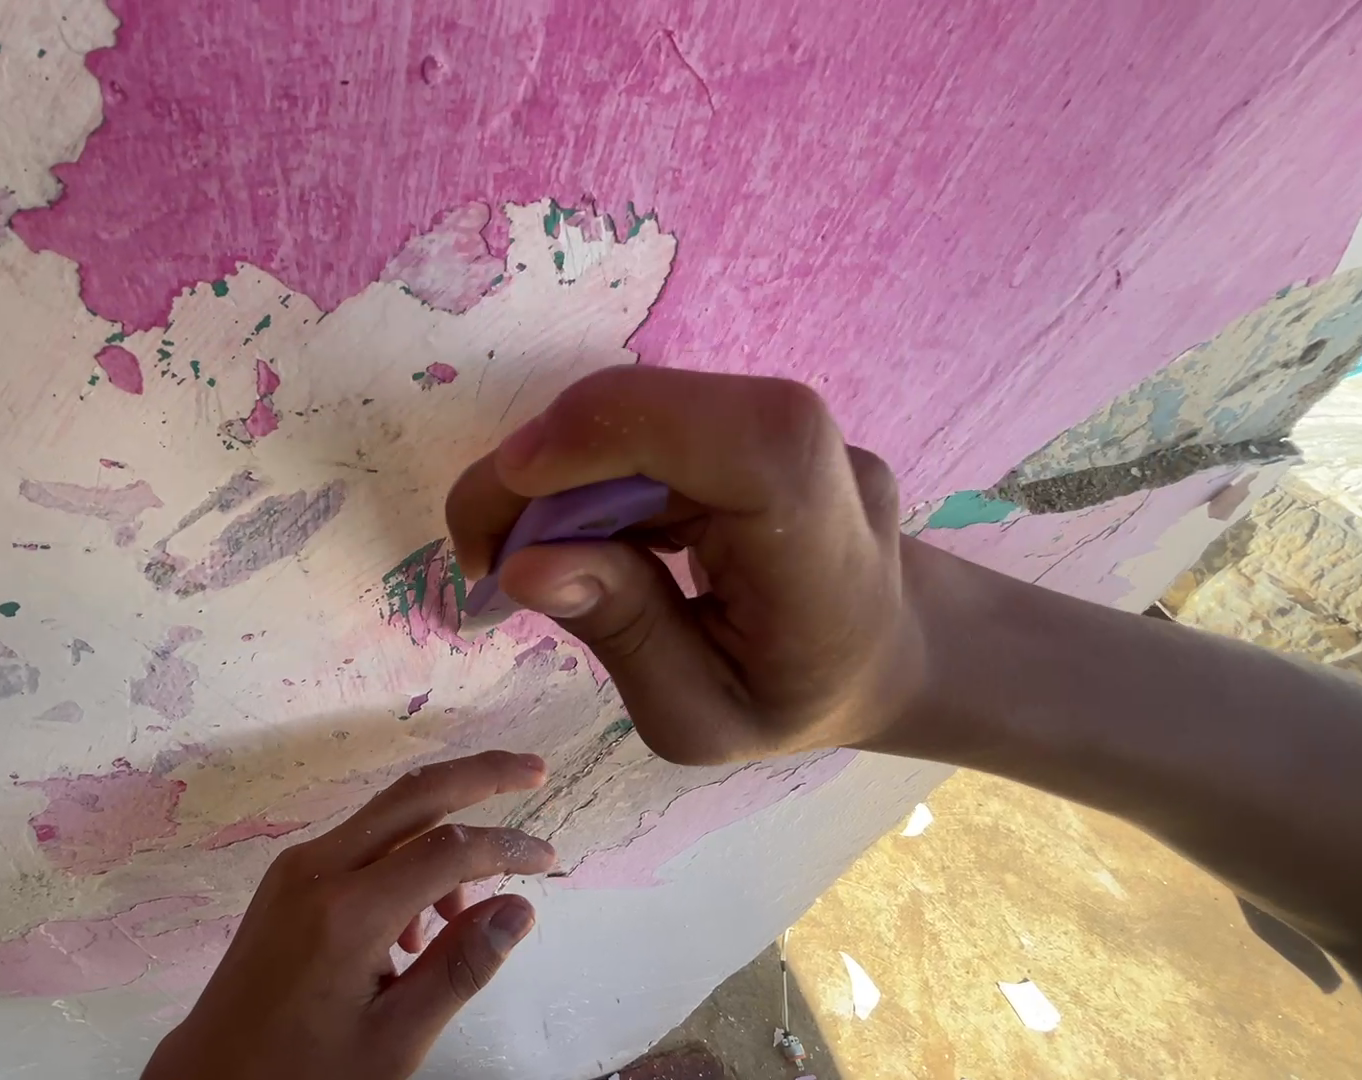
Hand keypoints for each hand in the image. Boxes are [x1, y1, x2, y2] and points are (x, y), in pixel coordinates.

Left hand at [142, 751, 557, 1079]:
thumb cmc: (306, 1075)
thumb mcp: (393, 1042)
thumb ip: (460, 967)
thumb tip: (520, 907)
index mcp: (347, 912)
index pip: (447, 851)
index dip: (505, 847)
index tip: (547, 859)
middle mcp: (319, 866)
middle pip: (414, 793)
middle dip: (480, 774)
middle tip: (534, 769)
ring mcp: (299, 864)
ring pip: (390, 817)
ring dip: (442, 831)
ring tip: (464, 907)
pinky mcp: (291, 874)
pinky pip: (363, 844)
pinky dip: (405, 858)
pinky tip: (416, 922)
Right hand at [446, 367, 925, 764]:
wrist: (879, 650)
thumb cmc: (791, 701)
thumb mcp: (696, 718)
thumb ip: (622, 635)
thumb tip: (524, 564)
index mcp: (824, 557)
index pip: (744, 441)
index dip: (614, 431)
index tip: (510, 481)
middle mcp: (819, 462)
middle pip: (664, 410)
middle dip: (545, 463)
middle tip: (482, 544)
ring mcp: (787, 428)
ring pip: (642, 412)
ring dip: (554, 470)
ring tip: (517, 547)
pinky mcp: (747, 421)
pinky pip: (648, 426)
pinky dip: (582, 469)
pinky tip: (568, 526)